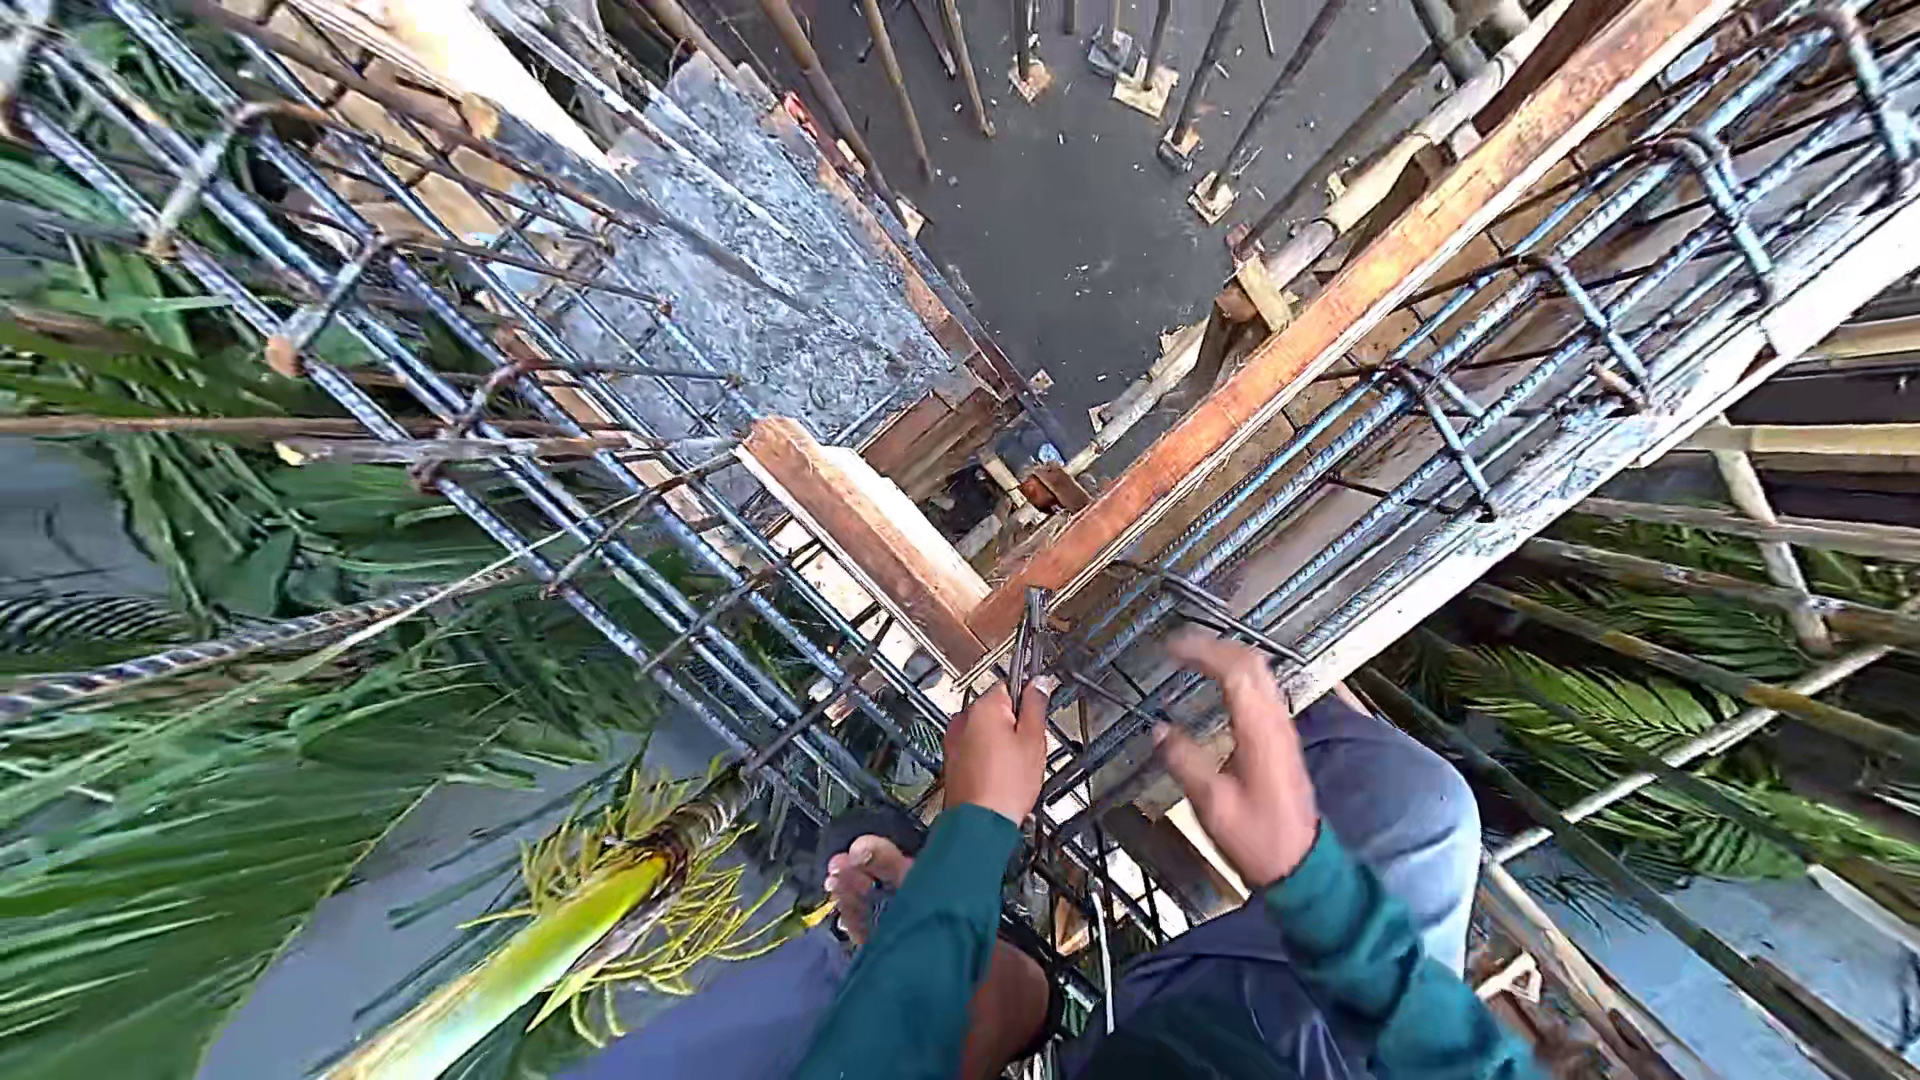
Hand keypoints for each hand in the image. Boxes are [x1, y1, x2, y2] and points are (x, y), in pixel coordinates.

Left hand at [944, 677, 1053, 824]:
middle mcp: (964, 718)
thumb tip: (1039, 682)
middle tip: (1028, 748)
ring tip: (1013, 766)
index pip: (1009, 685)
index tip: (1035, 717)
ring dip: (1000, 741)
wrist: (979, 824)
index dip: (1027, 702)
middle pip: (997, 708)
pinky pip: (975, 747)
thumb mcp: (1033, 740)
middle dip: (1014, 724)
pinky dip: (987, 755)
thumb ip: (1036, 706)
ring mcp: (955, 738)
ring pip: (986, 729)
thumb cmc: (1005, 786)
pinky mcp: (952, 758)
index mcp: (984, 707)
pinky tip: (999, 774)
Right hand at [1155, 631, 1319, 888]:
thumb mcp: (1211, 803)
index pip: (1234, 670)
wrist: (1302, 865)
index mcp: (1258, 731)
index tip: (1171, 648)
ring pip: (1259, 671)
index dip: (1202, 651)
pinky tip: (1217, 681)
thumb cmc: (1257, 838)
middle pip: (1250, 661)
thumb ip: (1183, 761)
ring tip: (1192, 655)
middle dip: (1212, 644)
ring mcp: (1282, 727)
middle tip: (1178, 645)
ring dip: (1225, 655)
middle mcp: (1274, 721)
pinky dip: (1235, 672)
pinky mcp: (1281, 736)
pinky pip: (1260, 687)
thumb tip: (1158, 730)